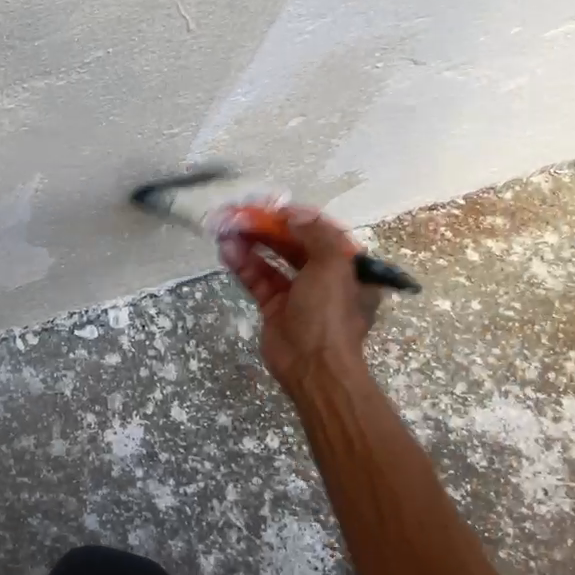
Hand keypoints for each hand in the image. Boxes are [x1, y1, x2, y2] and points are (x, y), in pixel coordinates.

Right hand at [219, 204, 381, 396]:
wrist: (314, 367)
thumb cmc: (329, 314)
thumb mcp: (332, 268)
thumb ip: (315, 235)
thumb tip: (293, 215)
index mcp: (347, 270)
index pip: (323, 234)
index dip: (299, 218)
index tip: (274, 206)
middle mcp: (324, 279)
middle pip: (293, 244)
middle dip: (268, 228)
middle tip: (242, 213)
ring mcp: (297, 293)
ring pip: (271, 259)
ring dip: (250, 242)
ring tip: (227, 228)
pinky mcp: (273, 306)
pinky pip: (257, 278)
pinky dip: (242, 263)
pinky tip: (226, 250)